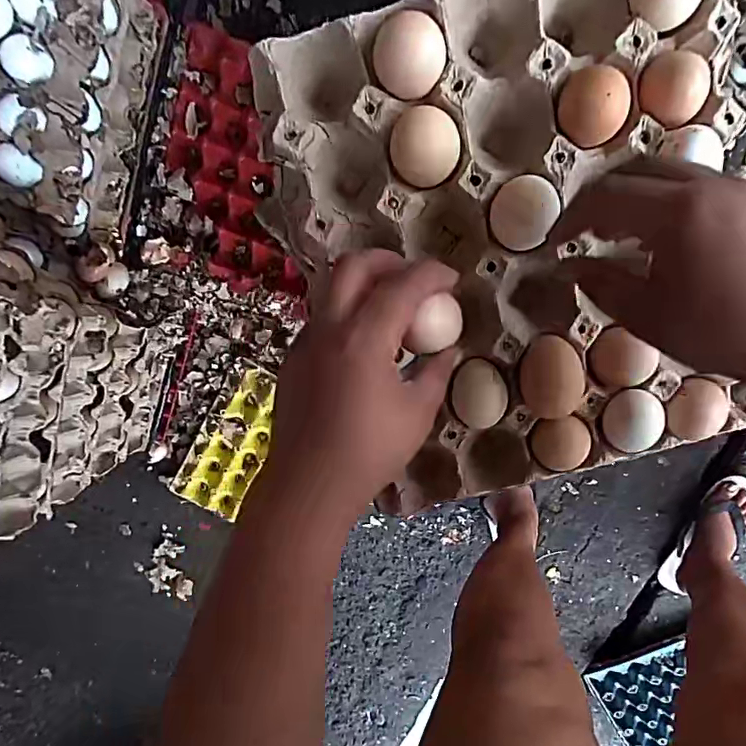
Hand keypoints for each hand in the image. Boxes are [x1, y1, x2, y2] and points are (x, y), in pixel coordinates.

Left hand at [264, 250, 458, 516]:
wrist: (309, 483)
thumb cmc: (370, 452)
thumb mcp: (417, 414)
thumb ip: (434, 374)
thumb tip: (446, 352)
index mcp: (364, 338)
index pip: (402, 286)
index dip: (432, 275)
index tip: (452, 279)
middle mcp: (329, 328)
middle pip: (354, 266)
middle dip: (389, 261)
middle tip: (415, 280)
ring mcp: (305, 342)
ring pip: (332, 291)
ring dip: (365, 286)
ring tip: (392, 312)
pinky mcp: (294, 360)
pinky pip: (323, 320)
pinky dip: (349, 315)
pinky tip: (366, 348)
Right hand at [552, 159, 745, 393]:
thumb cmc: (727, 335)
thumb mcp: (653, 320)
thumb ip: (605, 287)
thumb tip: (573, 270)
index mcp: (678, 211)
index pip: (606, 197)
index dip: (572, 219)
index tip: (556, 244)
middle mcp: (708, 184)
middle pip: (637, 170)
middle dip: (601, 198)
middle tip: (583, 232)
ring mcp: (738, 189)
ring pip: (670, 175)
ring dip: (636, 199)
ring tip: (621, 238)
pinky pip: (698, 189)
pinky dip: (668, 205)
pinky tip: (667, 243)